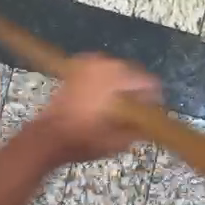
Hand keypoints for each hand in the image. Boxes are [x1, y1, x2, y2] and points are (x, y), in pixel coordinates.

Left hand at [30, 55, 159, 162]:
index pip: (150, 82)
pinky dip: (104, 73)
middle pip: (135, 70)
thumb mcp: (120, 140)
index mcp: (120, 84)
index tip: (152, 109)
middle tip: (135, 105)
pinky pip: (99, 63)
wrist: (50, 135)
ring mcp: (89, 63)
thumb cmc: (86, 140)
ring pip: (117, 65)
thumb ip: (142, 126)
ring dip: (121, 79)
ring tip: (117, 98)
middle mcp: (107, 67)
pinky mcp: (76, 65)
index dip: (154, 96)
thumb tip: (153, 119)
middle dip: (137, 86)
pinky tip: (101, 87)